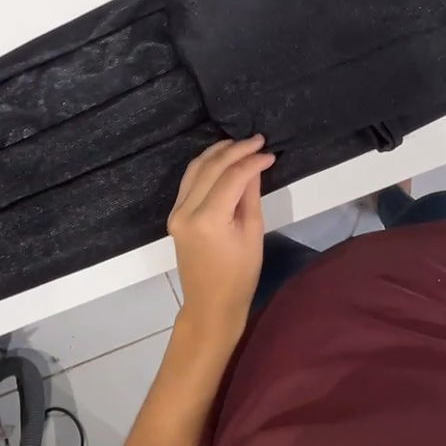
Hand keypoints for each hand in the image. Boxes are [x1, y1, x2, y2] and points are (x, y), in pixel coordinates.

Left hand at [167, 135, 274, 344]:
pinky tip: (222, 159)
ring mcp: (176, 212)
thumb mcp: (253, 233)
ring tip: (240, 144)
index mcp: (208, 219)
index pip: (231, 177)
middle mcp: (186, 211)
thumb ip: (250, 195)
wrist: (211, 305)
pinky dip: (206, 166)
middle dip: (235, 150)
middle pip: (210, 167)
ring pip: (195, 169)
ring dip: (217, 153)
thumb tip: (255, 165)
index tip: (270, 153)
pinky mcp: (175, 215)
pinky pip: (189, 181)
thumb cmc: (239, 276)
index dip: (252, 161)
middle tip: (257, 140)